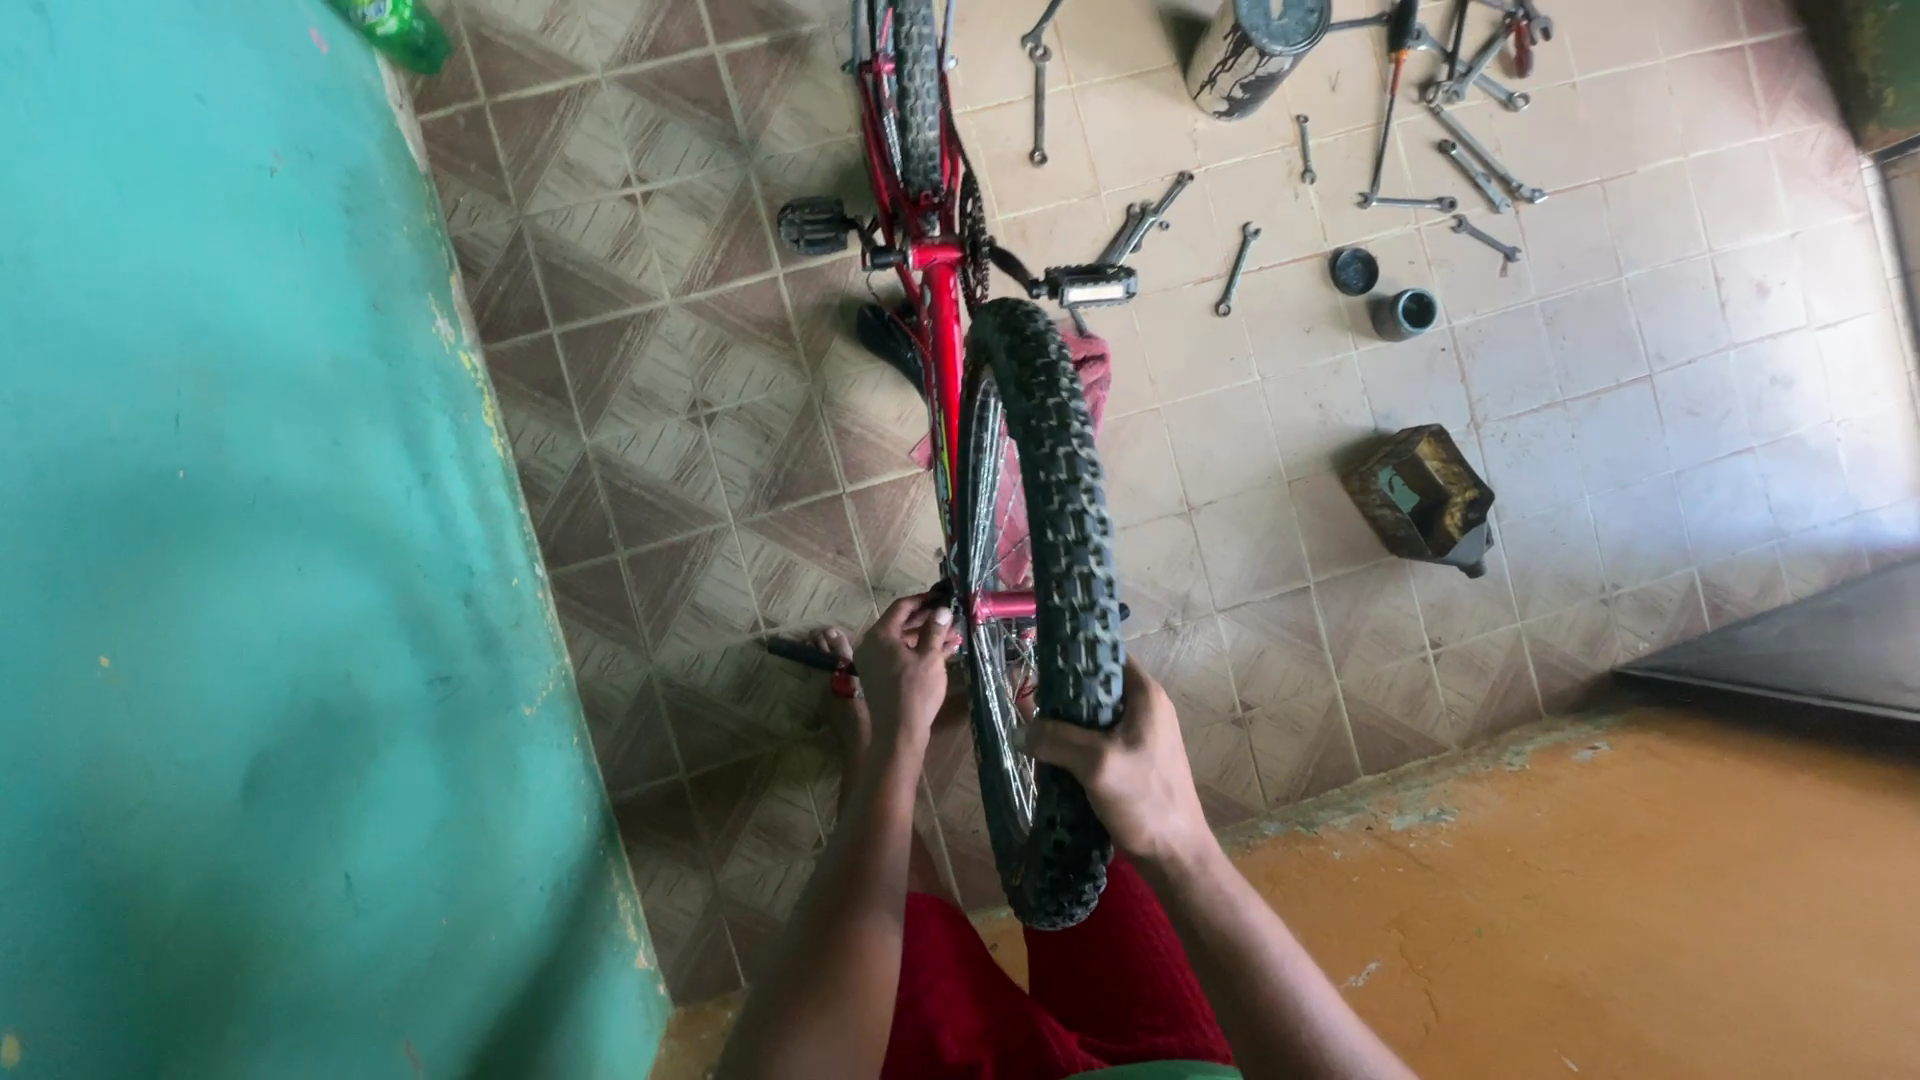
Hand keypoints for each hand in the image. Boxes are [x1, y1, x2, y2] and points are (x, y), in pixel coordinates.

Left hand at [852, 594, 956, 752]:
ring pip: (903, 641)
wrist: (899, 732)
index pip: (901, 607)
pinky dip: (920, 652)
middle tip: (951, 616)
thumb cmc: (915, 691)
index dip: (923, 600)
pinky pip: (901, 656)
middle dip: (928, 620)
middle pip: (901, 624)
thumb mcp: (929, 657)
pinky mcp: (882, 677)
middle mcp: (872, 645)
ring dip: (927, 637)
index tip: (941, 596)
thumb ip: (935, 630)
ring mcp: (875, 662)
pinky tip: (945, 651)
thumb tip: (942, 610)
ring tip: (954, 634)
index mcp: (880, 635)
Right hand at [1018, 658, 1213, 869]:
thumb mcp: (1096, 764)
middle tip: (1033, 711)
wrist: (1176, 857)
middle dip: (1062, 700)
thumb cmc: (1145, 801)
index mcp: (1145, 696)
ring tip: (1039, 741)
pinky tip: (1055, 765)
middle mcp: (1145, 709)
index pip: (1106, 655)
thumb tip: (1020, 732)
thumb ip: (1056, 740)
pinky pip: (1095, 743)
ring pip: (1091, 718)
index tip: (1041, 669)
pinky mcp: (1132, 762)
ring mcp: (1139, 737)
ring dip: (1065, 729)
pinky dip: (1074, 750)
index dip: (1075, 657)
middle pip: (1094, 688)